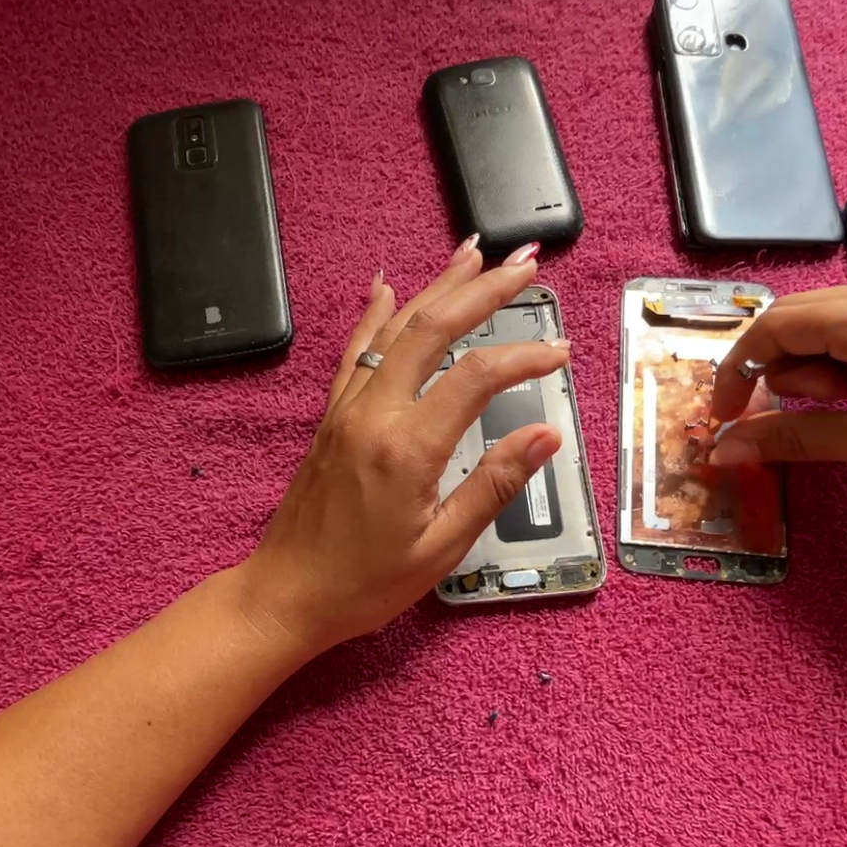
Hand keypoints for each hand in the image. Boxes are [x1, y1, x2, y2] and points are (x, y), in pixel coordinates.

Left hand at [240, 240, 568, 651]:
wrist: (286, 593)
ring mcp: (346, 410)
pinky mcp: (331, 418)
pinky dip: (374, 315)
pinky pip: (354, 352)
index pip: (476, 377)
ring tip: (472, 254)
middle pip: (432, 329)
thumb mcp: (441, 547)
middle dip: (482, 289)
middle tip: (525, 263)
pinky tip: (385, 285)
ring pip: (393, 329)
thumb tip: (545, 437)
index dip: (524, 357)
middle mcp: (373, 414)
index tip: (560, 353)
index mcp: (406, 447)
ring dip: (436, 288)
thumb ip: (492, 486)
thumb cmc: (364, 583)